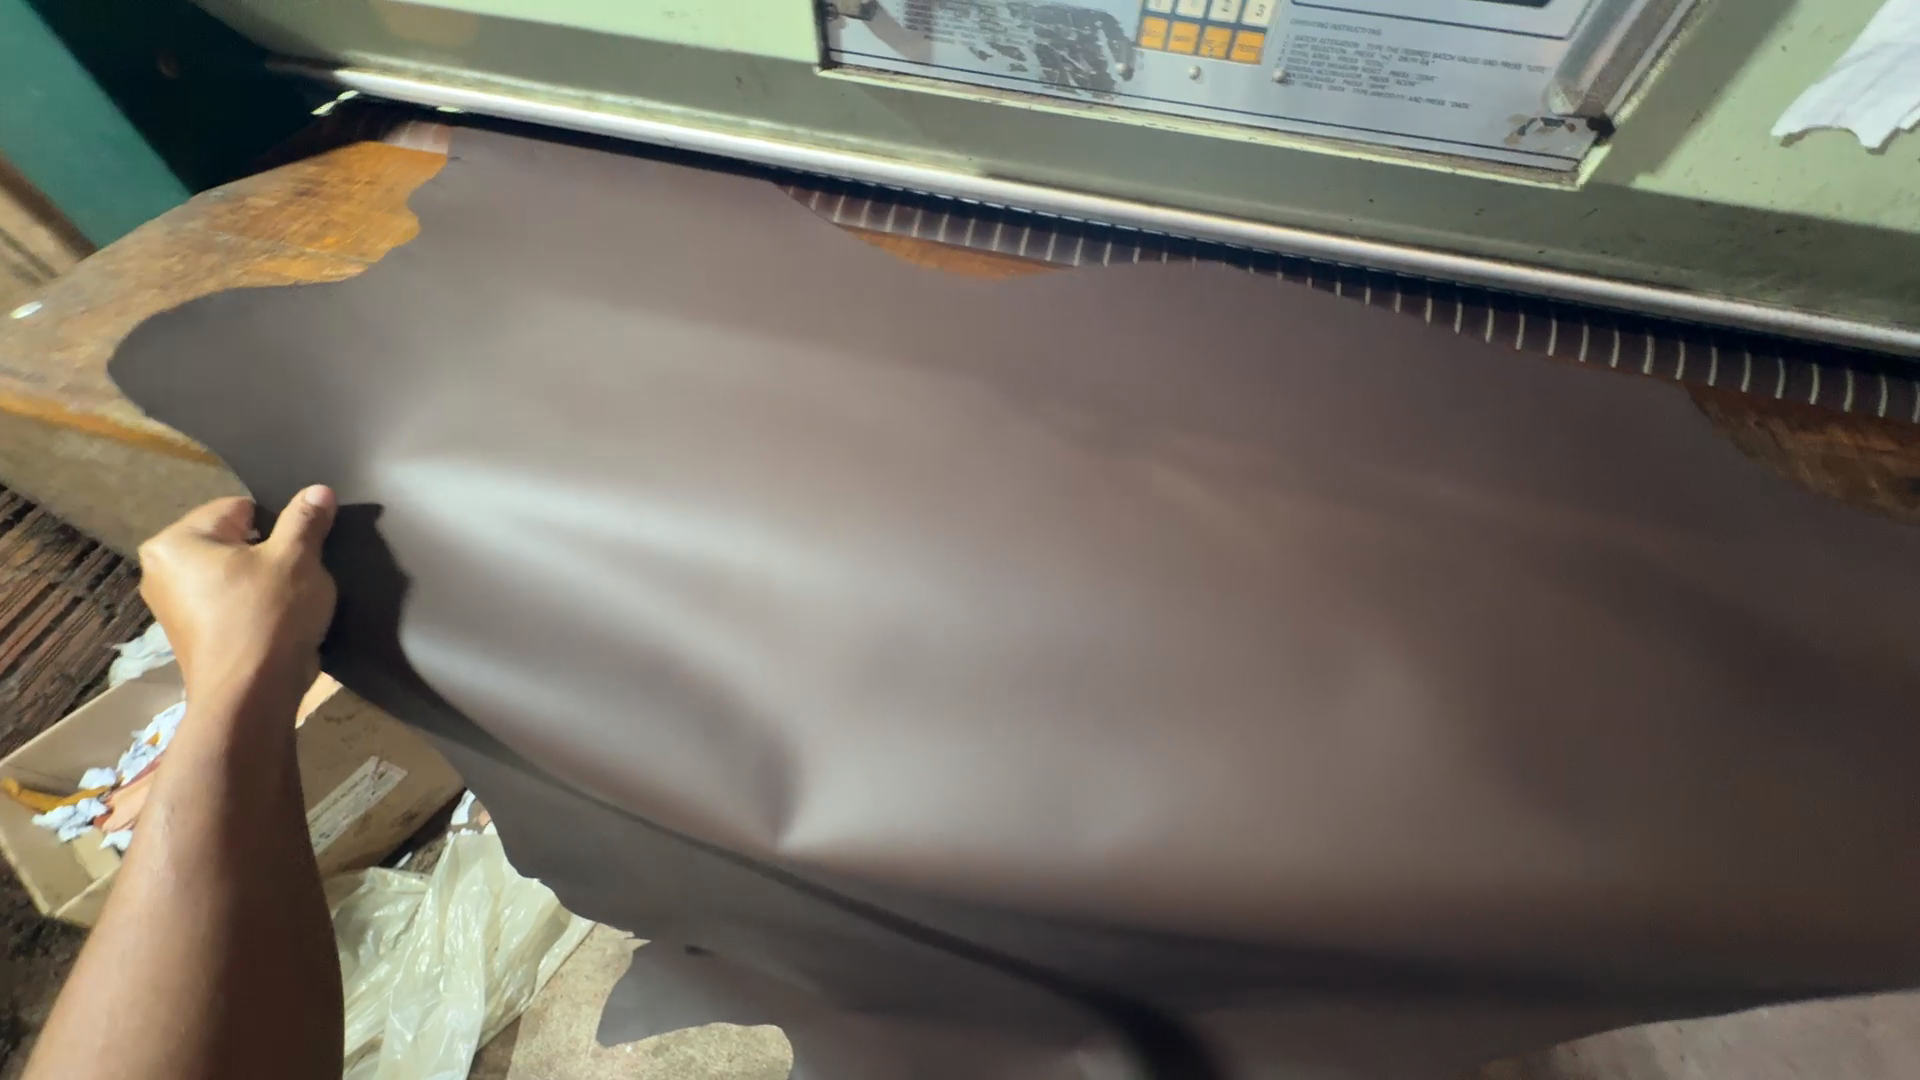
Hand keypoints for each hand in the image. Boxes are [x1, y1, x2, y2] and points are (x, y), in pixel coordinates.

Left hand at [137, 486, 338, 702]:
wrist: (253, 687)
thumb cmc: (270, 613)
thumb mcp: (299, 558)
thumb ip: (307, 520)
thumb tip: (318, 490)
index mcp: (177, 542)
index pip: (239, 508)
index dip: (280, 524)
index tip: (303, 548)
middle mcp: (161, 568)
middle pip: (234, 539)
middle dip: (270, 551)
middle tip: (303, 572)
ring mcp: (171, 602)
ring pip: (233, 571)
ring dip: (265, 577)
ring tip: (293, 596)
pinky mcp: (191, 629)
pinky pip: (229, 599)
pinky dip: (254, 602)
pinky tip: (277, 617)